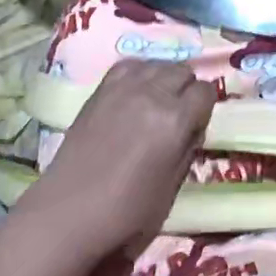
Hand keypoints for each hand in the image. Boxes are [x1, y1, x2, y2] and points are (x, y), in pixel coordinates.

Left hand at [15, 60, 213, 255]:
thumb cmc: (126, 212)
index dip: (205, 106)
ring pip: (158, 64)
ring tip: (157, 102)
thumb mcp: (172, 187)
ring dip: (164, 79)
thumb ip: (188, 148)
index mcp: (174, 120)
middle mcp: (153, 93)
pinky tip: (136, 91)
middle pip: (183, 71)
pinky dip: (140, 73)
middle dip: (187, 89)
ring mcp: (124, 87)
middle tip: (179, 113)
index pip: (205, 91)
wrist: (69, 210)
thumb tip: (193, 126)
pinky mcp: (101, 88)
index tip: (197, 122)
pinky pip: (130, 65)